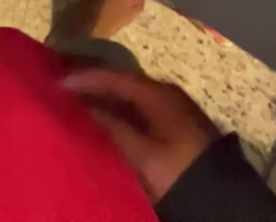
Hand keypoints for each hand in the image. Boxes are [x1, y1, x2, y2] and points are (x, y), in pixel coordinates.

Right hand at [63, 66, 220, 201]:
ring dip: (106, 98)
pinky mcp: (174, 126)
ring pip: (130, 96)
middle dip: (94, 85)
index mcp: (157, 94)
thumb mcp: (142, 155)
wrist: (219, 196)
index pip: (115, 77)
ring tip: (77, 104)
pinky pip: (139, 109)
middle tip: (63, 89)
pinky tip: (104, 122)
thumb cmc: (177, 171)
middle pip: (123, 82)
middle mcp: (165, 93)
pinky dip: (118, 111)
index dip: (85, 78)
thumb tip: (84, 107)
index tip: (56, 82)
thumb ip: (113, 129)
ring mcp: (171, 108)